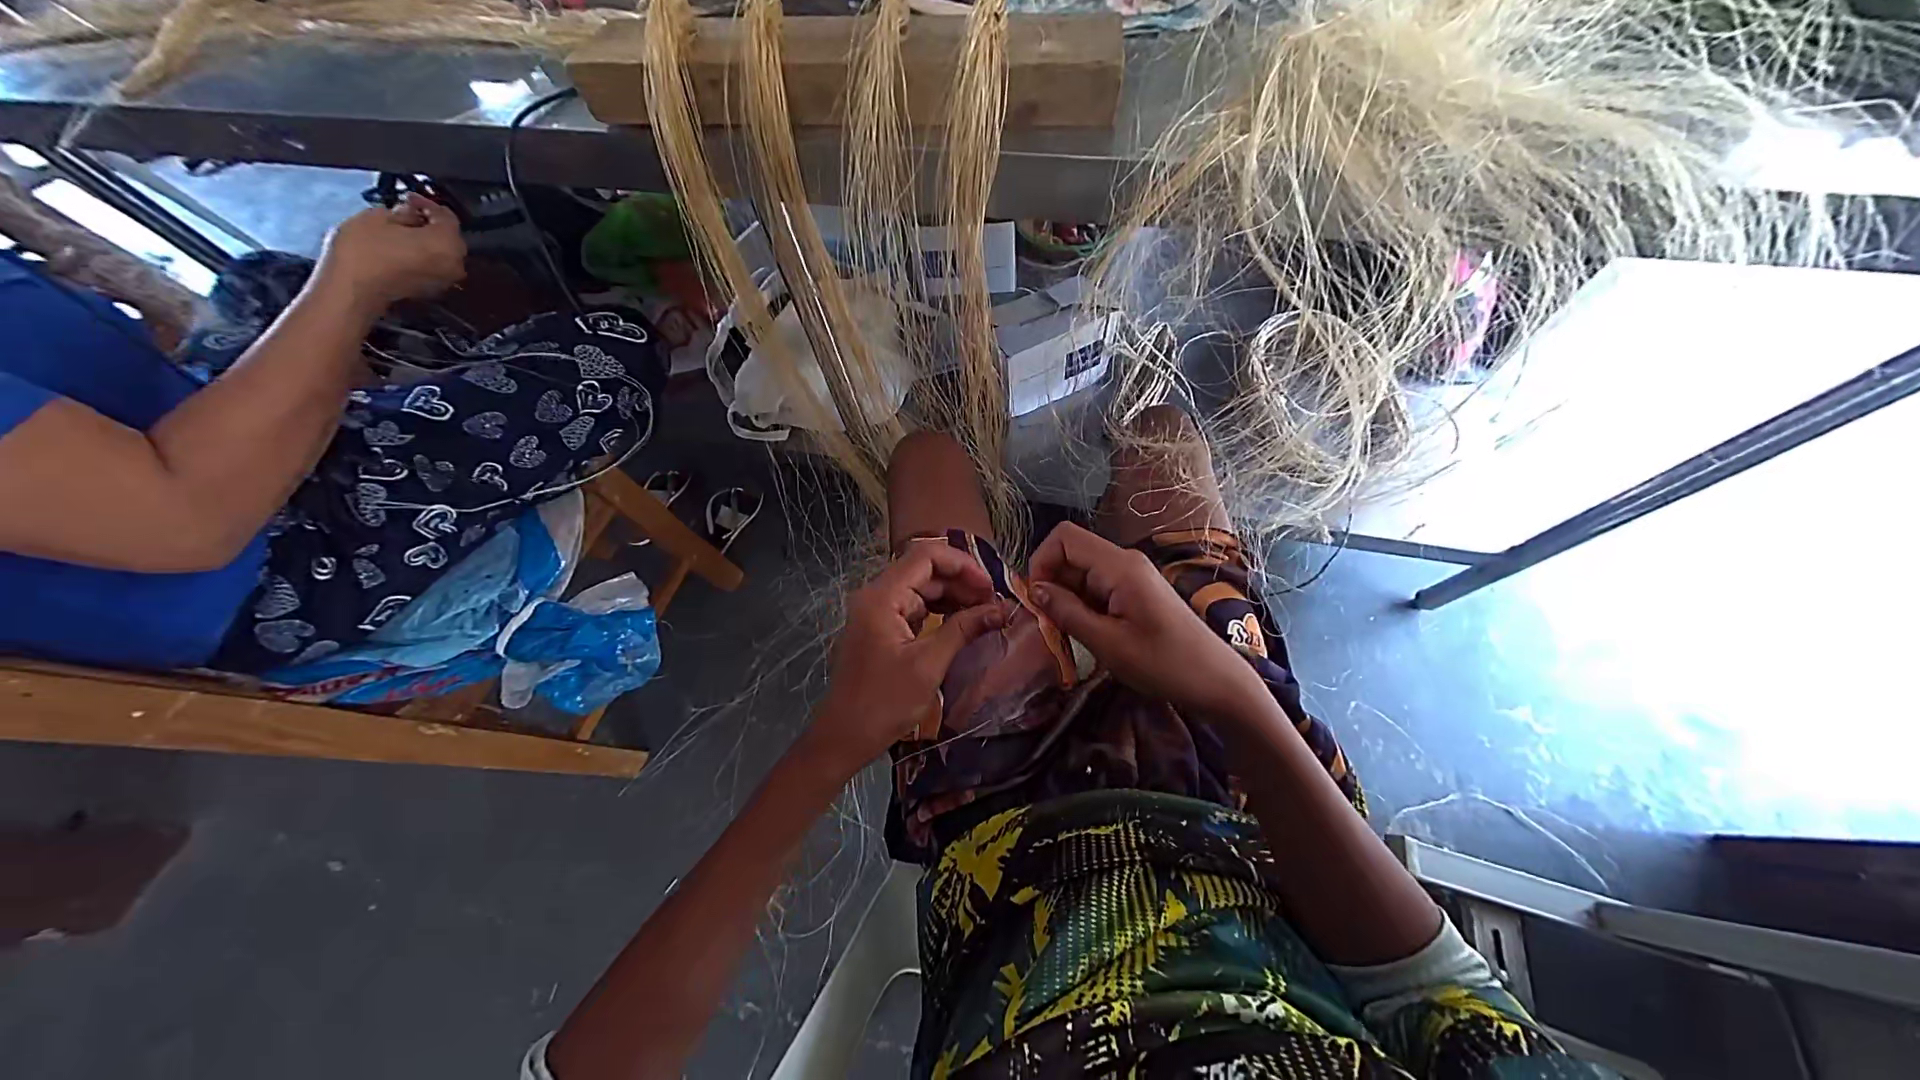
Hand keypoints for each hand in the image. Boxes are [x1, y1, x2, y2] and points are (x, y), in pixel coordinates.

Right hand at [315, 194, 465, 310]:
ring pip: (444, 251)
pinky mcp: (436, 288)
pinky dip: (426, 253)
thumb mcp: (380, 218)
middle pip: (449, 236)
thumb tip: (413, 212)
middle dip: (431, 222)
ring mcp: (448, 279)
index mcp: (447, 244)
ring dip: (428, 238)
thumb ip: (404, 212)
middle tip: (408, 210)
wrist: (355, 288)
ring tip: (404, 226)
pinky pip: (436, 264)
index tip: (410, 196)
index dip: (428, 203)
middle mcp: (456, 263)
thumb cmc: (365, 249)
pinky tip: (406, 245)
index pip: (447, 217)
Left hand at [810, 543, 1006, 770]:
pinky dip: (940, 611)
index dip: (963, 564)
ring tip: (984, 612)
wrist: (843, 736)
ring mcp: (876, 612)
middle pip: (924, 570)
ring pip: (921, 588)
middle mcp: (876, 596)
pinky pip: (914, 607)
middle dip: (962, 581)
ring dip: (953, 595)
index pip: (926, 556)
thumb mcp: (929, 665)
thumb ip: (963, 630)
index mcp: (882, 597)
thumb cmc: (883, 703)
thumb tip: (1000, 610)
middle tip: (994, 602)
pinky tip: (962, 622)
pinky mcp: (880, 628)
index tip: (991, 585)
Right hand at [1027, 521, 1264, 718]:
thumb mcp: (1107, 644)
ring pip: (1081, 573)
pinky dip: (1083, 606)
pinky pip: (1097, 587)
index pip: (1064, 538)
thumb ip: (1067, 612)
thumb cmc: (1165, 665)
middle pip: (1071, 554)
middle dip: (1052, 585)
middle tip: (1052, 625)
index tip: (1037, 601)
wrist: (1217, 681)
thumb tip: (1035, 590)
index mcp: (1120, 567)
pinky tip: (1089, 634)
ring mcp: (1132, 576)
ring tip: (1071, 635)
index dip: (1041, 563)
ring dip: (1067, 599)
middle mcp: (1125, 562)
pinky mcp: (1136, 591)